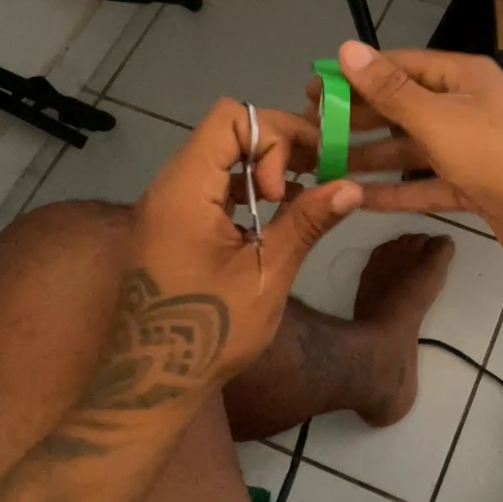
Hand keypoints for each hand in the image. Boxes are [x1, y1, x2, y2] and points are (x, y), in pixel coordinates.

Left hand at [78, 99, 419, 418]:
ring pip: (221, 156)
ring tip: (303, 196)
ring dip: (266, 167)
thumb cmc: (209, 331)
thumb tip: (352, 186)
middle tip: (317, 177)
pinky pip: (213, 184)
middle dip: (278, 146)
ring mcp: (167, 206)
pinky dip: (248, 188)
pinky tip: (276, 217)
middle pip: (226, 131)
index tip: (288, 187)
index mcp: (184, 191)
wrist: (150, 383)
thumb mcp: (267, 275)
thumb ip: (306, 222)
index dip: (272, 137)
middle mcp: (169, 187)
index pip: (229, 117)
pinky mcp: (172, 225)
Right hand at [322, 42, 502, 273]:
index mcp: (463, 77)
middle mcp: (467, 107)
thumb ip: (390, 89)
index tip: (313, 90)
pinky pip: (427, 183)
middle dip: (359, 120)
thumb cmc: (499, 156)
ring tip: (325, 168)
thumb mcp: (438, 118)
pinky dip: (397, 190)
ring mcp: (472, 149)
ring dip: (372, 158)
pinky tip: (359, 199)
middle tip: (311, 134)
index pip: (400, 65)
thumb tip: (346, 48)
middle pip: (403, 108)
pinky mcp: (475, 187)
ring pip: (412, 149)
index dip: (356, 76)